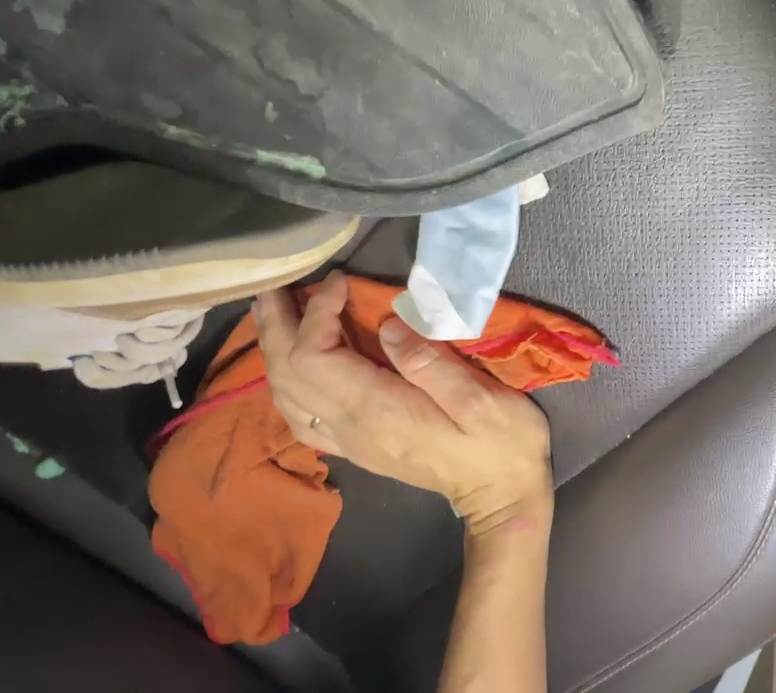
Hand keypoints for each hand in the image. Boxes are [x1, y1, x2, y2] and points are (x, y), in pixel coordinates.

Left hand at [256, 271, 553, 536]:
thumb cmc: (501, 442)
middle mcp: (350, 426)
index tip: (341, 280)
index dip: (317, 314)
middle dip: (278, 325)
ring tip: (274, 315)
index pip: (316, 356)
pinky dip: (287, 381)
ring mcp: (349, 440)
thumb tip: (389, 325)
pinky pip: (300, 413)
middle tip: (276, 286)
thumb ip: (432, 363)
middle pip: (288, 373)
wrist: (501, 495)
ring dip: (275, 350)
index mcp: (377, 409)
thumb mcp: (480, 399)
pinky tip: (293, 366)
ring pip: (286, 394)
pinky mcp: (356, 445)